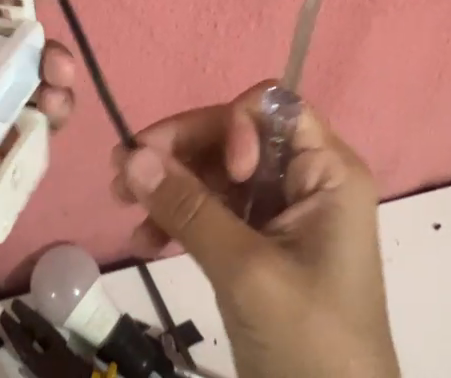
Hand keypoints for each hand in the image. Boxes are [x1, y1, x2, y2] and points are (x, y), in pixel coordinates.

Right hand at [113, 83, 400, 377]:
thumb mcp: (247, 271)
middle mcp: (307, 181)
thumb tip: (129, 154)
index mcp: (327, 172)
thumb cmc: (309, 342)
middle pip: (236, 135)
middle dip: (181, 151)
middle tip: (124, 172)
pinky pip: (213, 210)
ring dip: (170, 184)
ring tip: (123, 206)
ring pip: (217, 171)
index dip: (230, 124)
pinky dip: (178, 217)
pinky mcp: (260, 246)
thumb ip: (189, 208)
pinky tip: (146, 241)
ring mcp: (282, 214)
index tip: (199, 163)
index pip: (271, 108)